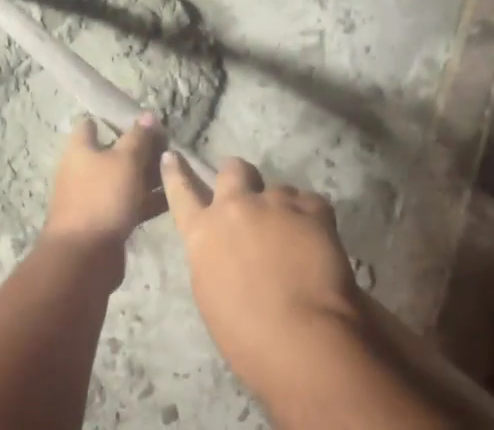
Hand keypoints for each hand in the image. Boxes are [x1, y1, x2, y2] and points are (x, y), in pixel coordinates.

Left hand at [41, 114, 166, 253]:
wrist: (84, 257)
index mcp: (80, 149)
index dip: (116, 120)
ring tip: (177, 170)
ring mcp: (94, 197)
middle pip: (113, 152)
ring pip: (124, 179)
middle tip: (170, 147)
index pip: (93, 124)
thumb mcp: (124, 161)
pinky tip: (172, 197)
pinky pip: (129, 203)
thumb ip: (138, 138)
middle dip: (140, 149)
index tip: (144, 121)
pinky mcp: (106, 221)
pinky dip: (147, 200)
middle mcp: (83, 170)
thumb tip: (148, 115)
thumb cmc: (101, 198)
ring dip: (147, 176)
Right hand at [161, 154, 364, 393]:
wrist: (300, 338)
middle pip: (233, 170)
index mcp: (202, 232)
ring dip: (283, 206)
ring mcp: (272, 204)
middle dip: (241, 177)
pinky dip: (314, 217)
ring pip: (278, 188)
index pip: (181, 193)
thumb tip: (226, 250)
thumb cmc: (246, 334)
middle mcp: (234, 207)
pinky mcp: (310, 209)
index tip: (171, 156)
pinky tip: (321, 240)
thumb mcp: (211, 293)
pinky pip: (311, 201)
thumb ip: (213, 258)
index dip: (176, 173)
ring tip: (297, 235)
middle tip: (252, 196)